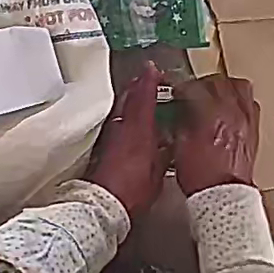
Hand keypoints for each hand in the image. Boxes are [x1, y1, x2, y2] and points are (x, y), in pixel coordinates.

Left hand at [85, 62, 170, 218]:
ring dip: (130, 97)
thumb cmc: (133, 190)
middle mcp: (122, 127)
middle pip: (129, 97)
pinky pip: (117, 122)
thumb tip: (169, 144)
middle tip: (146, 76)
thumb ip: (164, 154)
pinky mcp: (104, 146)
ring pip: (121, 108)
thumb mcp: (158, 172)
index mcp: (139, 129)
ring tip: (139, 92)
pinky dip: (124, 114)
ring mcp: (111, 135)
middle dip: (138, 84)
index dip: (149, 80)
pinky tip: (130, 120)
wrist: (103, 204)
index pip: (144, 96)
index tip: (153, 68)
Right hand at [172, 74, 260, 194]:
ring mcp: (248, 120)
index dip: (183, 87)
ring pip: (241, 87)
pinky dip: (239, 101)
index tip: (176, 91)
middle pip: (221, 82)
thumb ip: (181, 122)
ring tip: (215, 95)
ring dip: (226, 87)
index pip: (197, 88)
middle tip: (193, 91)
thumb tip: (181, 111)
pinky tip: (230, 110)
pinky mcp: (255, 129)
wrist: (224, 196)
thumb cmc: (201, 176)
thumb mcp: (180, 146)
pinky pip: (251, 104)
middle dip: (203, 84)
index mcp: (212, 116)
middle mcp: (234, 113)